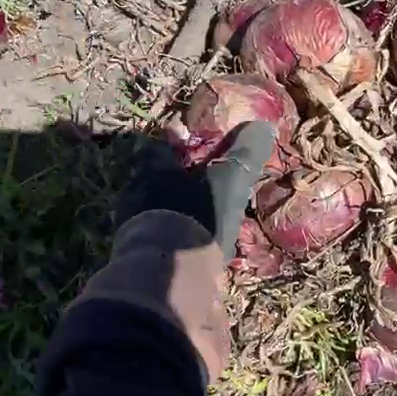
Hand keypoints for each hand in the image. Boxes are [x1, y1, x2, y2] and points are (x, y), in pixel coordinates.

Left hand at [115, 123, 275, 258]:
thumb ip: (246, 155)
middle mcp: (137, 191)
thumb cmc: (200, 215)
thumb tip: (264, 126)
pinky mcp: (135, 253)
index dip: (174, 143)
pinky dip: (167, 234)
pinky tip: (184, 243)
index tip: (186, 140)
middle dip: (170, 178)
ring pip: (149, 206)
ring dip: (168, 208)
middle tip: (193, 182)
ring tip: (191, 215)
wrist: (171, 269)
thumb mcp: (230, 182)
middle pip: (151, 176)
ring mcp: (132, 224)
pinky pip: (152, 236)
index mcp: (156, 169)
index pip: (159, 146)